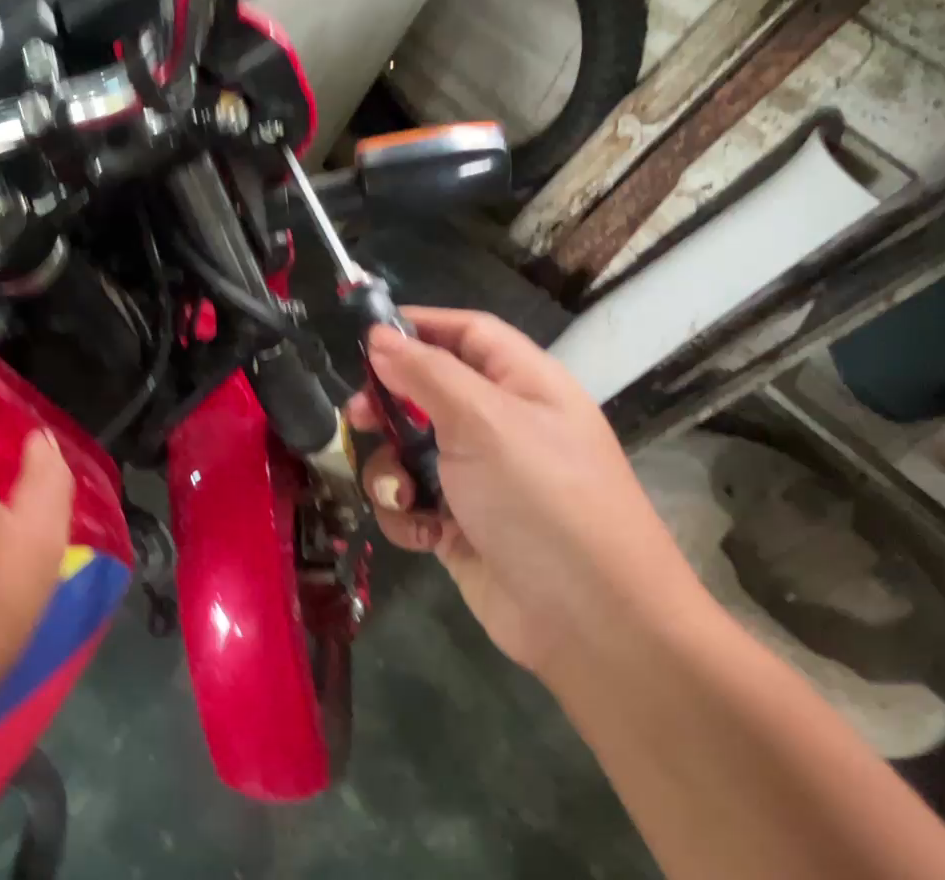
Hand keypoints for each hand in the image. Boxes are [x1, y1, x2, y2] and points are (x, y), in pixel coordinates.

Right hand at [350, 308, 701, 677]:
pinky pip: (412, 502)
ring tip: (401, 493)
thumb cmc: (542, 500)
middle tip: (356, 417)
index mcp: (524, 386)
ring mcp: (480, 479)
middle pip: (426, 392)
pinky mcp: (460, 526)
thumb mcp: (483, 422)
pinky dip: (407, 515)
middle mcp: (501, 426)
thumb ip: (425, 373)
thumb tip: (379, 335)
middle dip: (388, 405)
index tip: (363, 333)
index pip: (467, 333)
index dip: (418, 325)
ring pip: (408, 451)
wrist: (587, 620)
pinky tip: (425, 534)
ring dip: (391, 469)